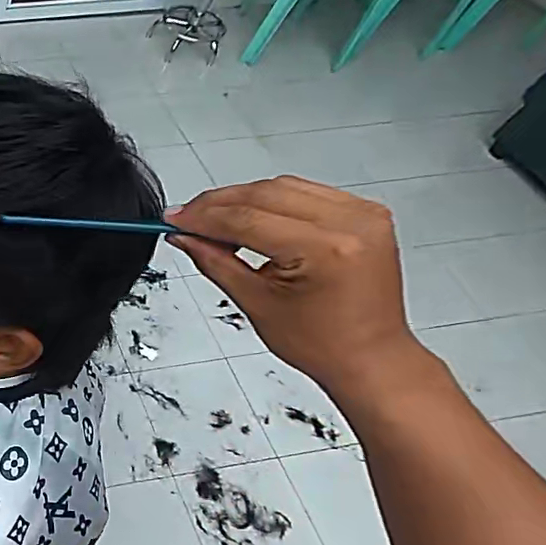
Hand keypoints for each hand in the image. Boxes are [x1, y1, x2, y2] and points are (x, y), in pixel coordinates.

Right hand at [167, 176, 416, 387]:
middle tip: (187, 218)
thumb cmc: (325, 344)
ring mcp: (362, 214)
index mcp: (326, 249)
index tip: (176, 219)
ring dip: (244, 199)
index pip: (247, 218)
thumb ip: (217, 262)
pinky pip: (307, 193)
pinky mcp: (365, 213)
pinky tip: (251, 218)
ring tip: (215, 222)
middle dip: (219, 204)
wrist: (369, 357)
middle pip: (265, 193)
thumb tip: (188, 237)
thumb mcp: (257, 303)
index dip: (203, 217)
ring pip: (284, 187)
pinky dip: (274, 201)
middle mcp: (351, 224)